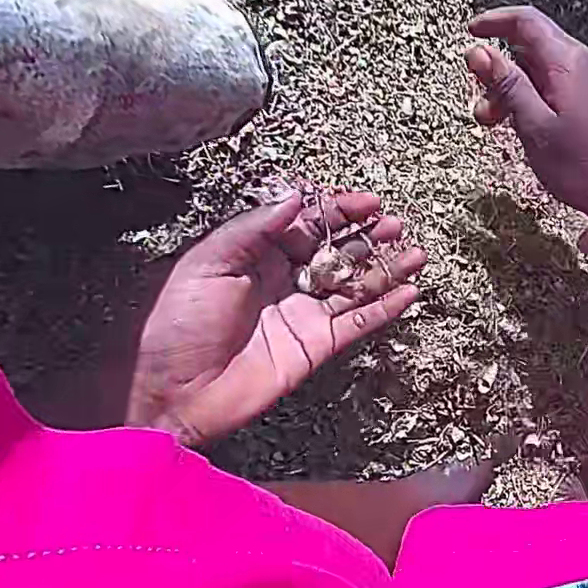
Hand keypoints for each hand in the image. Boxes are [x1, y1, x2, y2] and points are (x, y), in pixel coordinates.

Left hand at [121, 191, 424, 445]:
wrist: (172, 390)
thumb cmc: (176, 321)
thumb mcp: (208, 262)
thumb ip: (255, 228)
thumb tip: (296, 197)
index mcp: (256, 254)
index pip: (308, 224)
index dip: (338, 211)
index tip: (367, 201)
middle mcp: (285, 280)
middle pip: (336, 252)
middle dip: (367, 236)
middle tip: (395, 224)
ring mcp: (303, 313)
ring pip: (354, 285)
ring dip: (385, 269)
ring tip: (415, 254)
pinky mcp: (315, 345)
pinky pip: (357, 323)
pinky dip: (384, 309)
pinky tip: (408, 293)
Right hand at [465, 6, 587, 215]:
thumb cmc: (578, 166)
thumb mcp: (532, 125)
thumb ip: (506, 85)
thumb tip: (479, 53)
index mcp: (571, 63)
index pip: (527, 22)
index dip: (495, 22)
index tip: (472, 31)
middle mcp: (587, 63)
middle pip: (533, 49)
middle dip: (501, 72)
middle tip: (482, 107)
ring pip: (544, 70)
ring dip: (515, 90)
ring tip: (498, 123)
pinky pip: (559, 84)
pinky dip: (535, 97)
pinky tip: (525, 123)